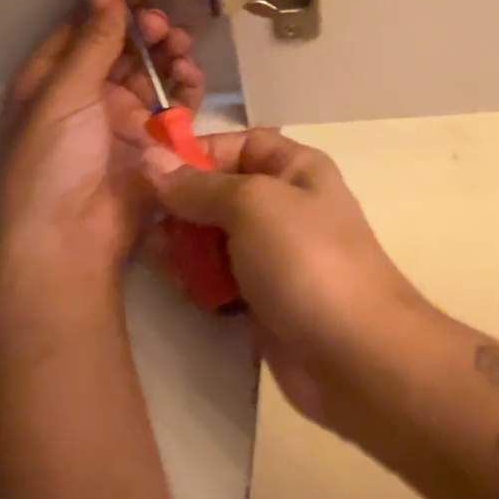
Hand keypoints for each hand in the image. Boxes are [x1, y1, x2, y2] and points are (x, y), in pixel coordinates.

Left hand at [0, 0, 204, 328]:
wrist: (72, 241)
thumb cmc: (51, 161)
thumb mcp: (63, 93)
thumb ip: (93, 38)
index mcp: (50, 81)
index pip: (82, 30)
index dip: (110, 7)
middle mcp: (87, 95)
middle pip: (123, 49)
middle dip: (146, 31)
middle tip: (164, 24)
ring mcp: (123, 120)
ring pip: (153, 73)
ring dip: (168, 55)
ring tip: (181, 47)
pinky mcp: (156, 142)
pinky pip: (175, 104)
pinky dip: (185, 86)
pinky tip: (190, 74)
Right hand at [139, 130, 430, 426]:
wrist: (355, 354)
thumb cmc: (306, 262)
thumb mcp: (252, 205)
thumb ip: (199, 184)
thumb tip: (149, 158)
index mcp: (296, 169)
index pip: (238, 144)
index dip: (195, 153)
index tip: (147, 175)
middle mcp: (286, 206)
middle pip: (220, 193)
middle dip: (181, 205)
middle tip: (143, 224)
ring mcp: (275, 257)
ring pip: (214, 239)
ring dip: (185, 247)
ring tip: (161, 261)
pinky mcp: (263, 302)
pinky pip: (220, 280)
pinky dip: (199, 283)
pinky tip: (180, 290)